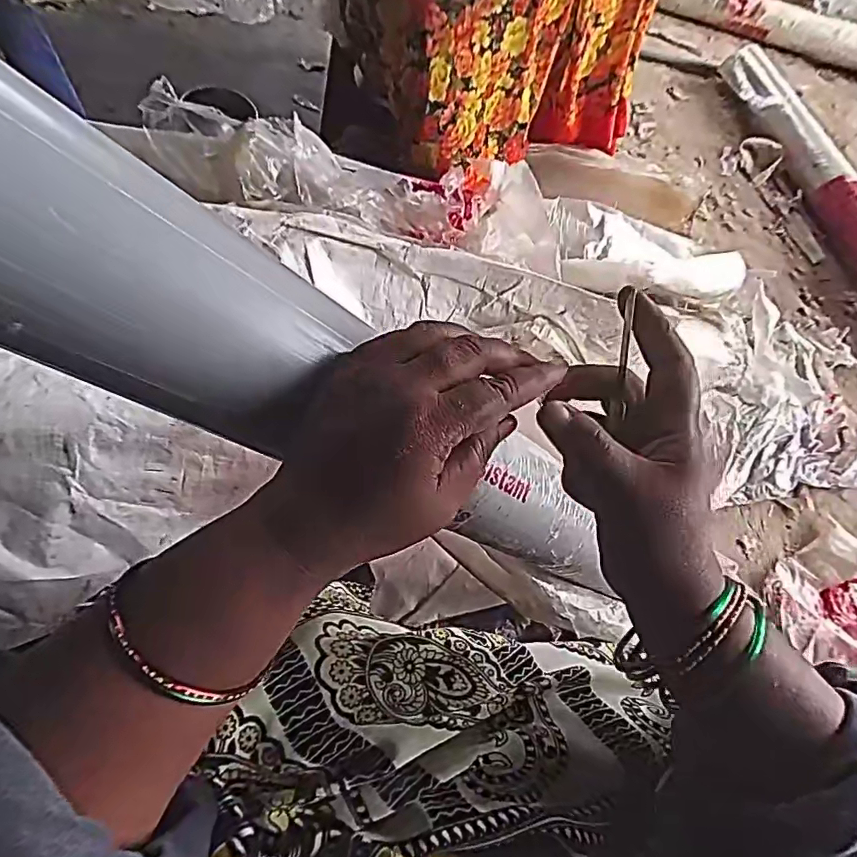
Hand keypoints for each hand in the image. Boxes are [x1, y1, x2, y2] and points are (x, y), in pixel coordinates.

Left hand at [249, 322, 565, 581]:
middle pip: (467, 351)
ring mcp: (369, 374)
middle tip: (527, 361)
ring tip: (490, 352)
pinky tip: (440, 350)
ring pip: (431, 334)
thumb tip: (505, 420)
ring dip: (468, 339)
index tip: (550, 373)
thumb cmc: (370, 522)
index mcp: (428, 425)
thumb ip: (478, 455)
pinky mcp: (347, 372)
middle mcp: (399, 388)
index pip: (493, 389)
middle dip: (505, 353)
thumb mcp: (441, 502)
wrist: (306, 519)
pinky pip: (395, 339)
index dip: (529, 380)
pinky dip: (426, 339)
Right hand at [536, 293, 722, 640]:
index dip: (651, 328)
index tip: (629, 298)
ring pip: (596, 422)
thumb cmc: (659, 538)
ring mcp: (639, 454)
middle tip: (546, 405)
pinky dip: (579, 467)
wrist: (661, 590)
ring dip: (578, 442)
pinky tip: (588, 494)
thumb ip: (585, 444)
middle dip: (583, 395)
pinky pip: (588, 451)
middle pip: (617, 390)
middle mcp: (660, 432)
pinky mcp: (620, 474)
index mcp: (678, 427)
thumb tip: (550, 408)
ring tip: (581, 476)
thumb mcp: (621, 486)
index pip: (668, 364)